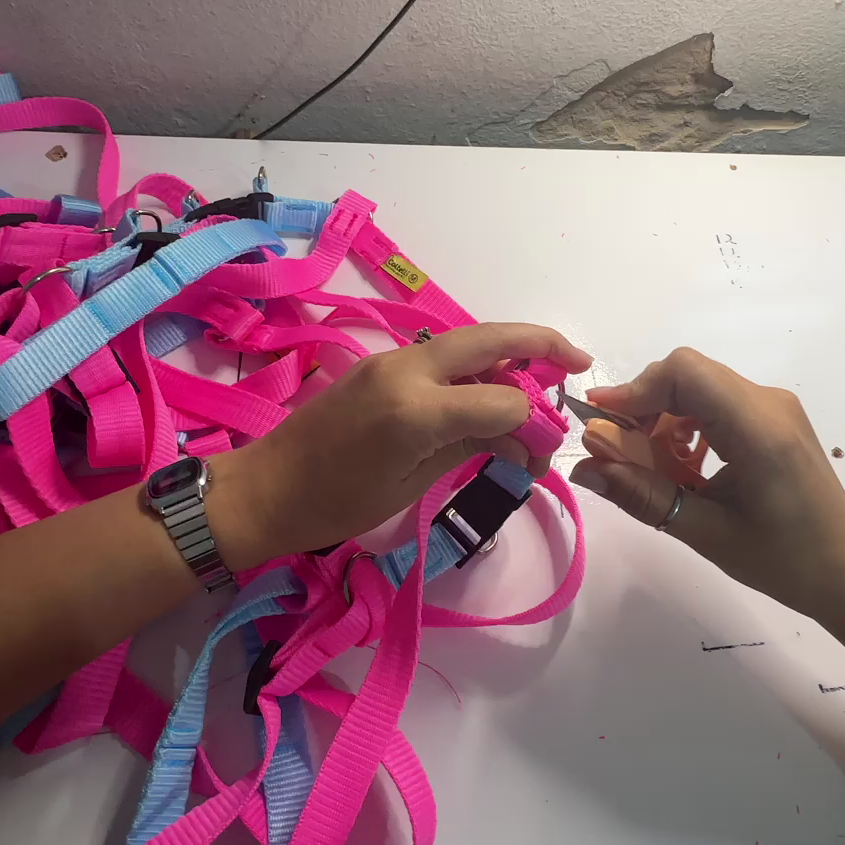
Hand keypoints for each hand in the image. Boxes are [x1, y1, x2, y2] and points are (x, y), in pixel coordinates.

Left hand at [211, 323, 591, 568]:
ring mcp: (392, 360)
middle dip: (541, 344)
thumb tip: (522, 436)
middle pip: (492, 339)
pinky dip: (475, 368)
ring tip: (539, 382)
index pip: (503, 398)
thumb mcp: (413, 484)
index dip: (532, 422)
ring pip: (468, 341)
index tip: (541, 451)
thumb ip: (472, 445)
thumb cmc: (336, 504)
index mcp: (418, 408)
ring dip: (507, 355)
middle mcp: (408, 368)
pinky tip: (489, 391)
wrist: (266, 490)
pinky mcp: (381, 365)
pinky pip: (442, 356)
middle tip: (578, 361)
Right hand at [566, 347, 844, 620]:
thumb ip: (641, 494)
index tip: (598, 420)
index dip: (634, 389)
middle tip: (620, 448)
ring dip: (664, 413)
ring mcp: (775, 407)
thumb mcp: (705, 531)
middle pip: (688, 373)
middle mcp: (769, 403)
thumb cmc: (784, 561)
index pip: (685, 373)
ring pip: (699, 384)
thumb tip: (583, 468)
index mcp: (758, 429)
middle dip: (644, 403)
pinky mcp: (775, 418)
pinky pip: (716, 400)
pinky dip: (686, 420)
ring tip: (652, 461)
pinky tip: (684, 462)